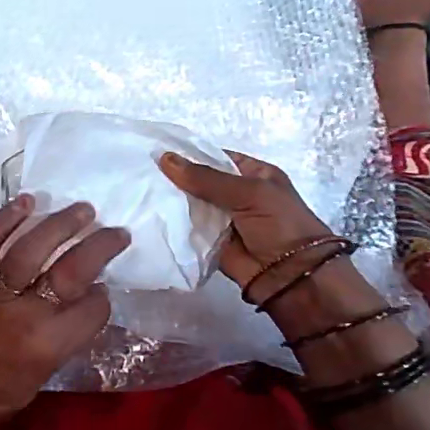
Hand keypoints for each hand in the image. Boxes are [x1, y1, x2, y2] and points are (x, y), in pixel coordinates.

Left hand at [0, 195, 129, 429]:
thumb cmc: (3, 389)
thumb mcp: (48, 370)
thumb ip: (72, 331)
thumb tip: (93, 292)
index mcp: (47, 344)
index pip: (92, 307)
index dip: (103, 296)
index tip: (104, 287)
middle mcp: (22, 314)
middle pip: (68, 272)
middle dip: (98, 247)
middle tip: (117, 232)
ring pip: (28, 250)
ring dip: (58, 225)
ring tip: (83, 210)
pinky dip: (3, 219)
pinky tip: (26, 201)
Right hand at [161, 150, 417, 384]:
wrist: (291, 277)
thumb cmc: (280, 224)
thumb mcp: (248, 192)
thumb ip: (206, 178)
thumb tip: (164, 158)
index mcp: (253, 175)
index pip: (215, 157)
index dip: (188, 154)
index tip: (156, 151)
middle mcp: (237, 194)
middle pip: (199, 181)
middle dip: (174, 178)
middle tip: (139, 170)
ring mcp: (222, 219)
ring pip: (190, 204)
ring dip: (169, 200)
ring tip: (138, 189)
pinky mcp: (209, 242)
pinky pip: (187, 229)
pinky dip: (171, 224)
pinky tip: (148, 214)